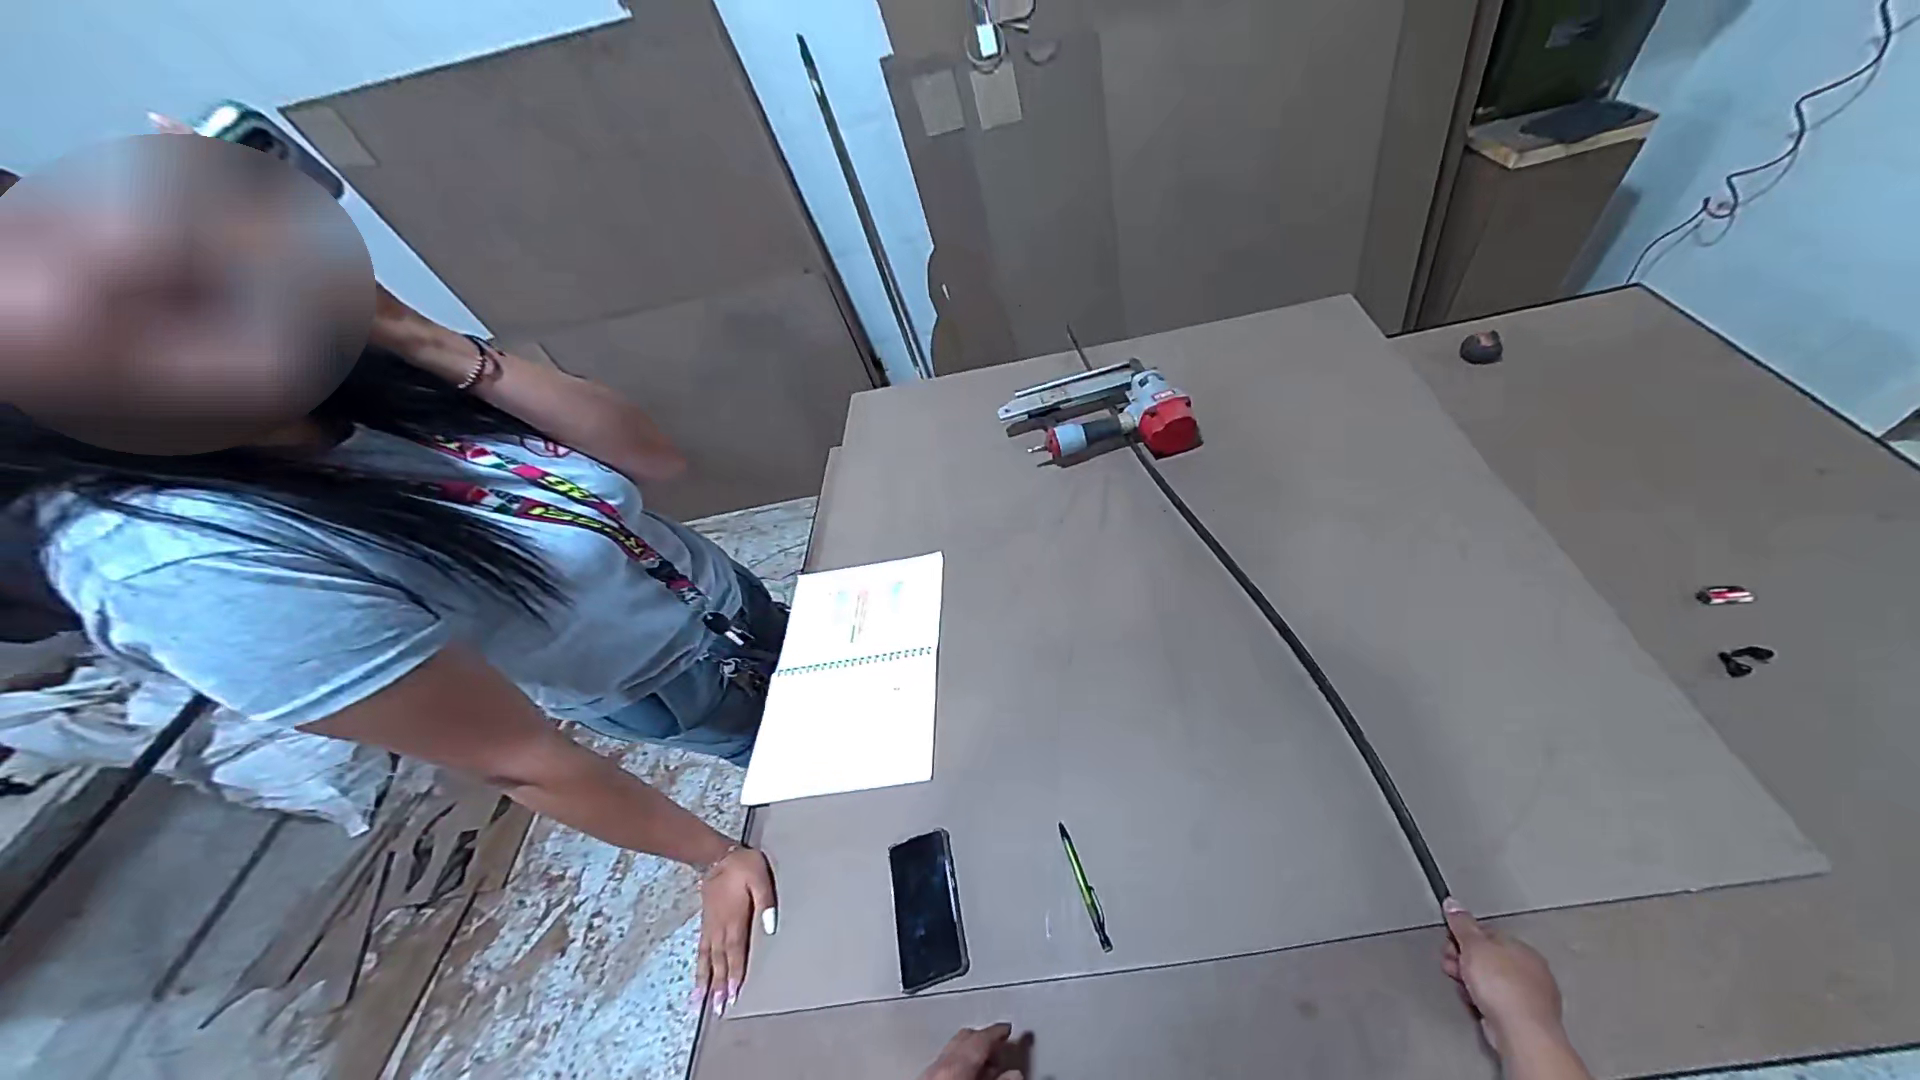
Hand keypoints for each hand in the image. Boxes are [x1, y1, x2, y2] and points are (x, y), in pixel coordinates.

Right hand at [696, 846, 776, 1016]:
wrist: (718, 855)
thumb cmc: (743, 866)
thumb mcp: (760, 878)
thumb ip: (766, 902)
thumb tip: (770, 928)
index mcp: (735, 919)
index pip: (735, 952)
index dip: (734, 974)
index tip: (732, 996)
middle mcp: (720, 927)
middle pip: (719, 961)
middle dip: (719, 985)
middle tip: (718, 1010)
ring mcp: (711, 926)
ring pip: (707, 958)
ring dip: (705, 980)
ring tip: (700, 1003)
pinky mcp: (706, 922)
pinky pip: (700, 948)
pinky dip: (698, 965)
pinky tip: (697, 976)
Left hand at [917, 1024, 1023, 1079]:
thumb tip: (1013, 1075)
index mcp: (954, 1068)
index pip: (979, 1039)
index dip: (997, 1033)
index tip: (1006, 1030)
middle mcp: (937, 1067)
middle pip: (962, 1041)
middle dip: (982, 1042)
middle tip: (999, 1049)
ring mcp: (926, 1077)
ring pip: (950, 1054)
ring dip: (970, 1056)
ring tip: (986, 1070)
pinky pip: (941, 1068)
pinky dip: (957, 1069)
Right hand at [1441, 898, 1564, 1052]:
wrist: (1522, 1032)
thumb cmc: (1499, 983)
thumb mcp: (1473, 945)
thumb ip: (1460, 923)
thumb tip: (1452, 903)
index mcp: (1522, 949)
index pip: (1485, 933)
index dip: (1462, 936)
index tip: (1449, 943)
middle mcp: (1530, 970)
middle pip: (1485, 956)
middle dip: (1462, 958)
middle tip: (1451, 963)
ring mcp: (1529, 995)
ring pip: (1487, 978)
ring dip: (1467, 977)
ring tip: (1460, 983)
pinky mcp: (1522, 1016)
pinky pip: (1494, 999)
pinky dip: (1480, 997)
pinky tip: (1473, 1000)